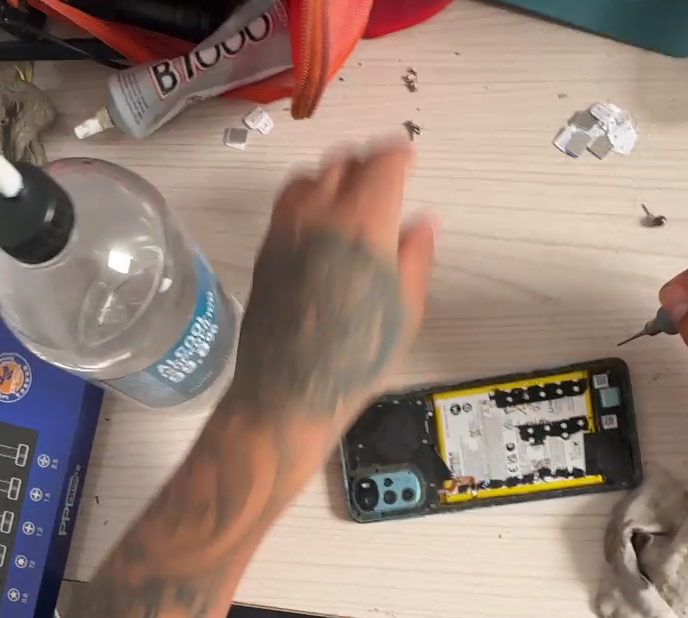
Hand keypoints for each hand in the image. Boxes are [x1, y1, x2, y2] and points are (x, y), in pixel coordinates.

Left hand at [223, 140, 437, 434]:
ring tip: (348, 198)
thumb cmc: (355, 360)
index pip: (382, 162)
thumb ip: (415, 258)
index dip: (399, 156)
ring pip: (310, 177)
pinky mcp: (265, 251)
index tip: (408, 161)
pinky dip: (306, 199)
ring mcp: (286, 230)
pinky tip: (318, 225)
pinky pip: (285, 205)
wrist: (289, 390)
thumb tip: (422, 223)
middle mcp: (321, 214)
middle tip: (382, 181)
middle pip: (344, 161)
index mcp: (365, 223)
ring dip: (333, 177)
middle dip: (367, 164)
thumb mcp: (405, 313)